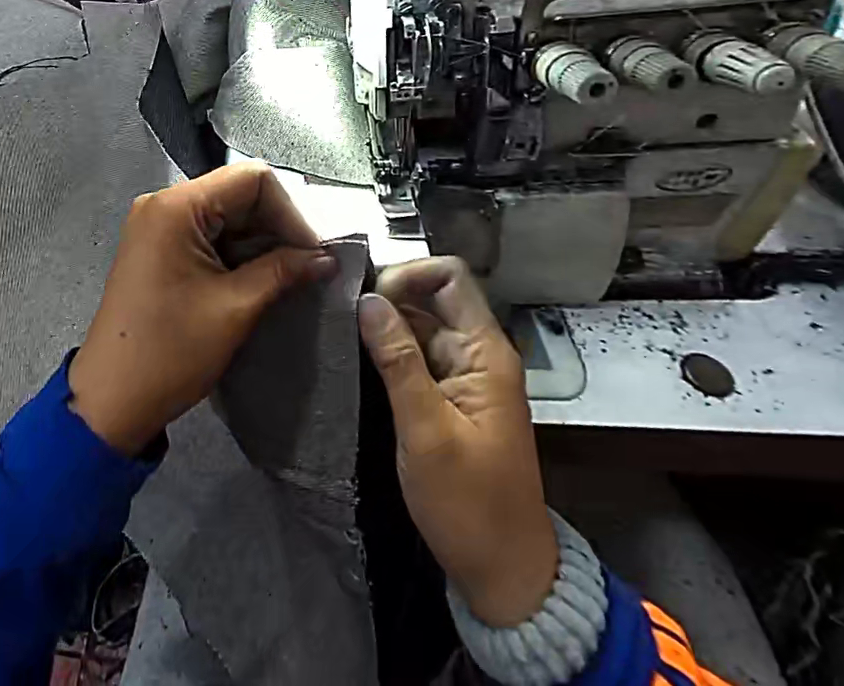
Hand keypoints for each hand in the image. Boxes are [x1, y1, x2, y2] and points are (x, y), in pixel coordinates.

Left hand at [69, 163, 336, 455]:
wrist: (109, 403)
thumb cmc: (169, 352)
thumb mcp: (236, 308)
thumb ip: (284, 271)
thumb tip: (326, 258)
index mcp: (176, 208)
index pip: (252, 180)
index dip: (290, 212)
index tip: (312, 251)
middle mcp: (164, 206)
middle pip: (241, 194)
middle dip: (279, 227)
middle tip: (308, 265)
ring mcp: (160, 227)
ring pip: (231, 215)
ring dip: (264, 242)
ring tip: (291, 275)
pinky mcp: (162, 249)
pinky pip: (213, 235)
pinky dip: (242, 253)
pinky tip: (263, 278)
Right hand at [359, 258, 558, 627]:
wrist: (502, 567)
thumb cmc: (469, 504)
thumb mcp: (426, 431)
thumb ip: (397, 361)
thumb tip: (368, 301)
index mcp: (486, 352)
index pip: (451, 279)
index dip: (409, 276)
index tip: (368, 300)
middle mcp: (477, 354)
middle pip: (432, 301)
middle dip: (389, 303)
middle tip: (342, 321)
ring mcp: (464, 376)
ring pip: (421, 330)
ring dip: (386, 330)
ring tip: (342, 340)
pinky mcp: (451, 398)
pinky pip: (419, 360)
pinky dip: (392, 357)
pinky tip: (360, 364)